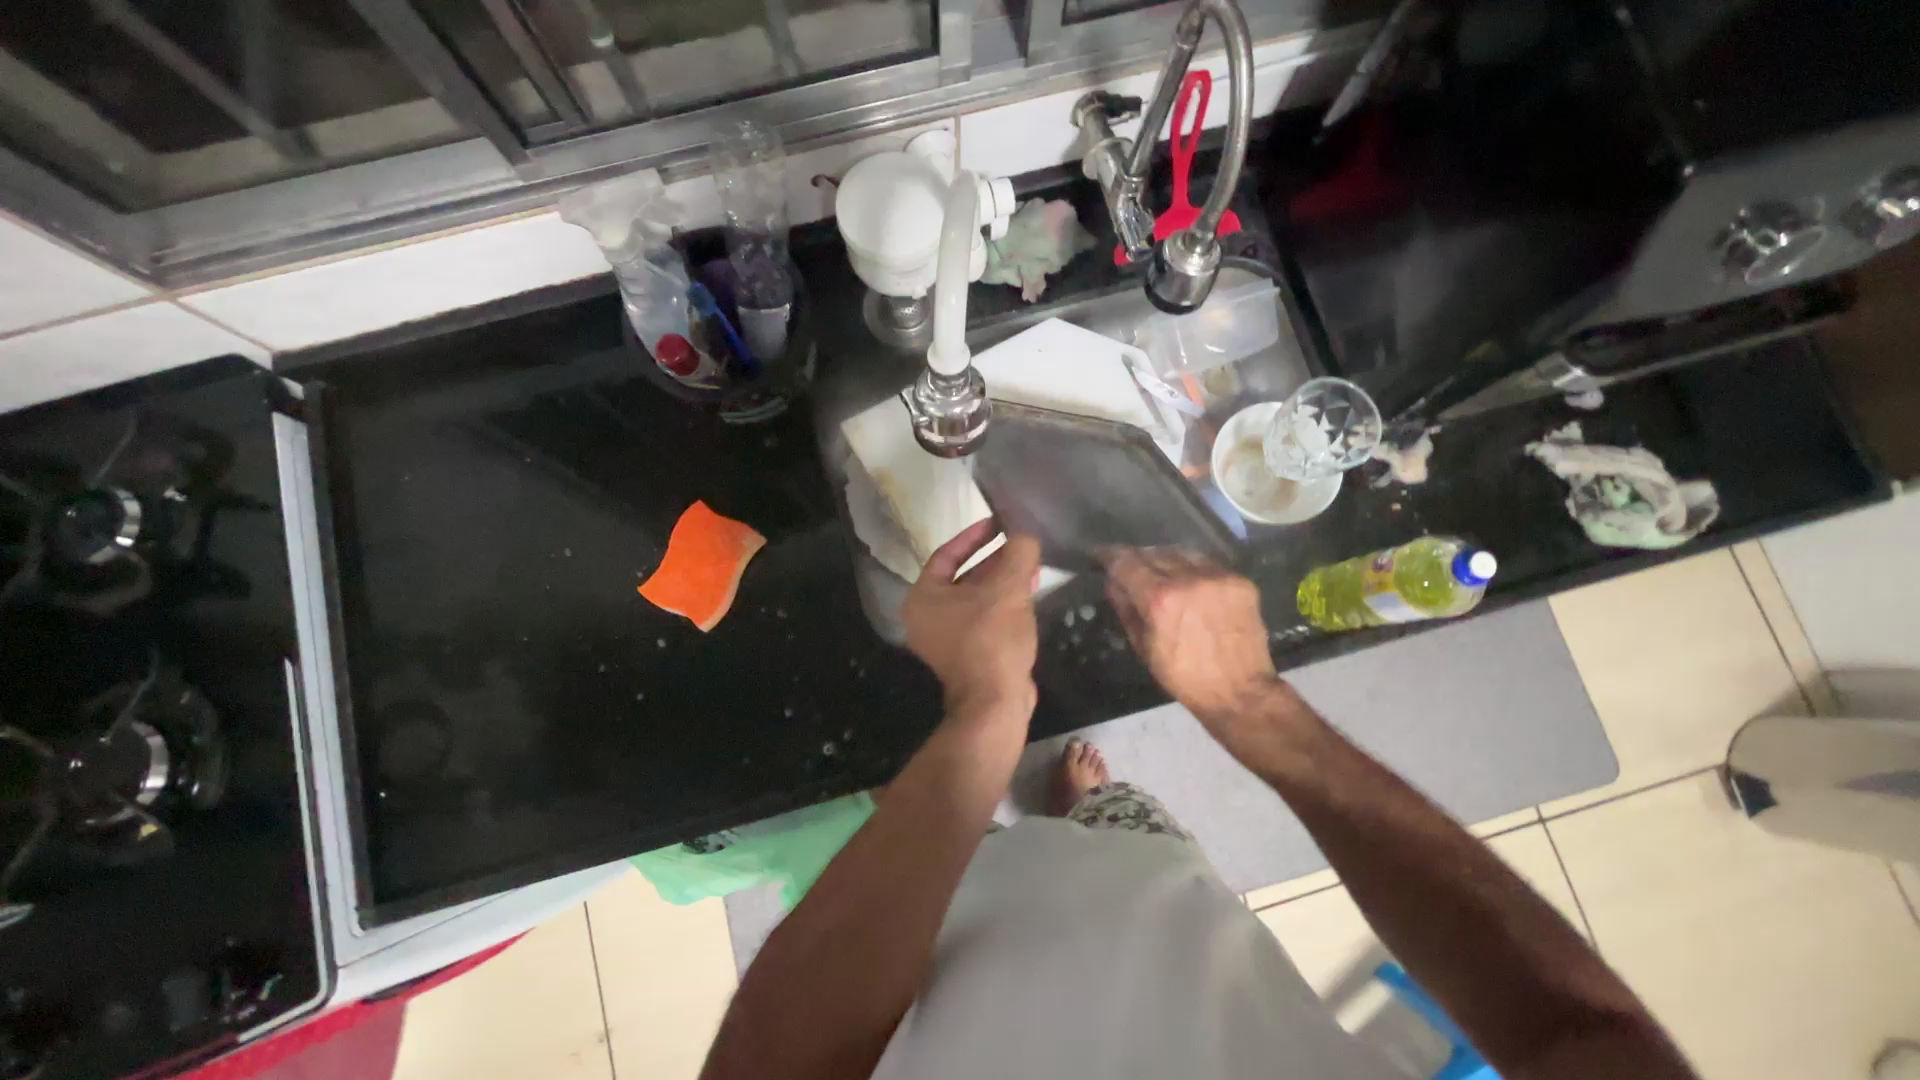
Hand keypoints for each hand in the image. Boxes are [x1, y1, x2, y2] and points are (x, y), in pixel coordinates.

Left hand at [904, 519, 1041, 720]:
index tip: (998, 524)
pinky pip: (984, 618)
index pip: (946, 555)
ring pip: (977, 598)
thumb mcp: (1007, 589)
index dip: (974, 536)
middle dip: (994, 560)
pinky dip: (1004, 603)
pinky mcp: (968, 654)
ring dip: (1003, 581)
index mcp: (923, 598)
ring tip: (1031, 563)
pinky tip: (1030, 590)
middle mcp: (927, 617)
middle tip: (1020, 543)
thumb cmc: (992, 638)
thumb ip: (1016, 554)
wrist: (995, 701)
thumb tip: (1025, 533)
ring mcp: (946, 639)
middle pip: (963, 576)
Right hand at [1102, 548, 1282, 727]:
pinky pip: (1207, 563)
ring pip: (1181, 552)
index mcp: (1160, 599)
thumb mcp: (1143, 647)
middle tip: (1131, 569)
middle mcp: (1188, 579)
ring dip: (1165, 559)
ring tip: (1161, 574)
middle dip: (1137, 559)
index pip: (1126, 561)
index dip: (1108, 555)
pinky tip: (1190, 583)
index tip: (1100, 555)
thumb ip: (1126, 608)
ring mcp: (1217, 577)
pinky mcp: (1240, 580)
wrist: (1239, 690)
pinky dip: (1192, 569)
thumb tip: (1113, 582)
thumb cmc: (1184, 676)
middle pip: (1153, 552)